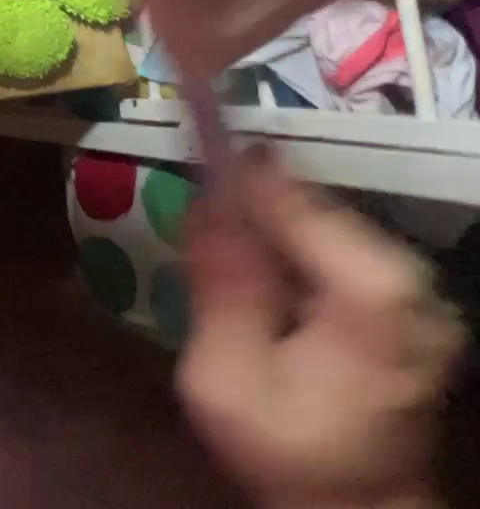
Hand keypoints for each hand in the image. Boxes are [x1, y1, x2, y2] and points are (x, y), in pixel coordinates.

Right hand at [179, 155, 466, 507]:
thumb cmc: (281, 444)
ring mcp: (413, 301)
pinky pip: (333, 244)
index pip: (309, 212)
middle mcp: (411, 293)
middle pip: (321, 211)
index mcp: (371, 308)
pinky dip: (284, 230)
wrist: (350, 504)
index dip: (250, 174)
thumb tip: (205, 206)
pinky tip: (247, 240)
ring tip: (208, 197)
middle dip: (253, 188)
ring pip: (327, 223)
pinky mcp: (400, 307)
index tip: (200, 135)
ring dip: (265, 207)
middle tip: (192, 168)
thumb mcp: (226, 374)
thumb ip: (222, 287)